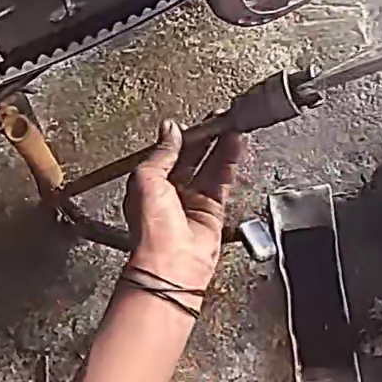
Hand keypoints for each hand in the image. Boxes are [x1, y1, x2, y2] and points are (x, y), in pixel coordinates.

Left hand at [123, 120, 247, 293]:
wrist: (170, 262)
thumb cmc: (151, 228)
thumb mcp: (146, 179)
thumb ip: (161, 153)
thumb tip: (169, 130)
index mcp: (149, 184)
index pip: (169, 153)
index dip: (184, 136)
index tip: (197, 122)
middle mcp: (171, 192)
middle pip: (192, 158)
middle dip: (206, 139)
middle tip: (219, 120)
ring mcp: (192, 201)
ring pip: (210, 166)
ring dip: (221, 147)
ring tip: (232, 128)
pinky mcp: (212, 211)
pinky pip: (222, 181)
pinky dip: (229, 162)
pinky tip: (234, 146)